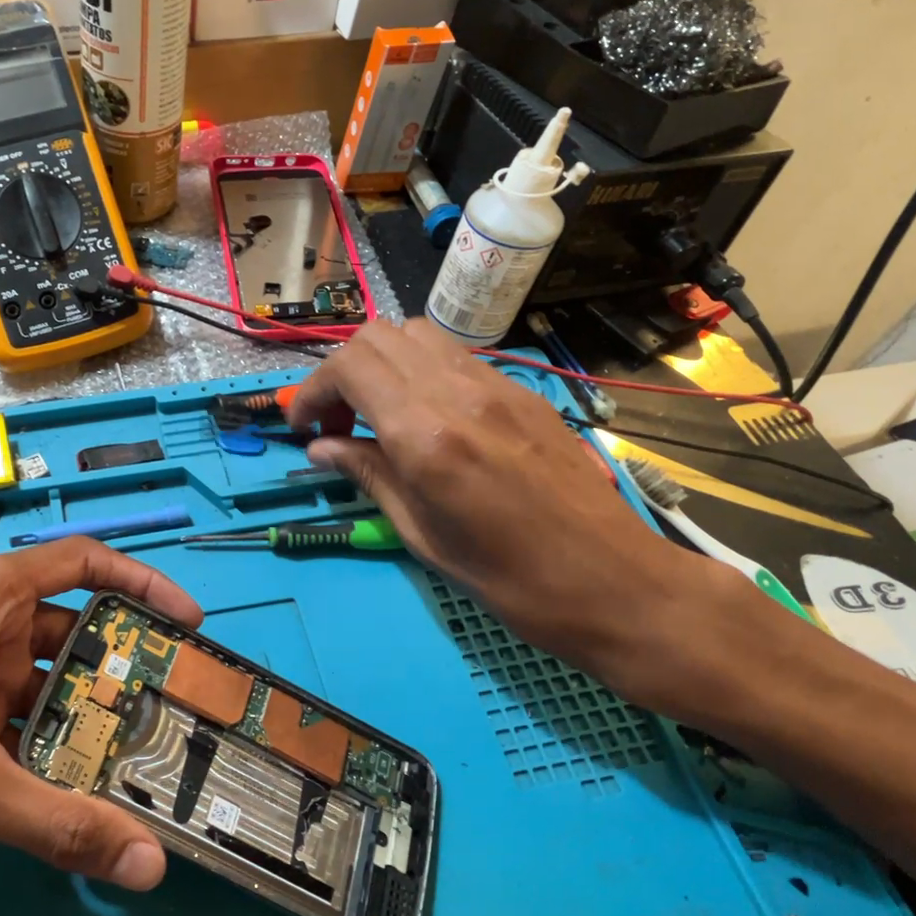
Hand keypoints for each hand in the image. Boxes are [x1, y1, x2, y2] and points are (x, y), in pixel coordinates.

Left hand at [0, 538, 203, 890]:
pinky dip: (41, 744)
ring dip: (81, 714)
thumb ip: (62, 824)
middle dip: (119, 665)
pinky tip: (72, 785)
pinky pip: (7, 717)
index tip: (187, 624)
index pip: (78, 562)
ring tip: (139, 755)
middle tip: (175, 710)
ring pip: (37, 680)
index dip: (139, 583)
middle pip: (65, 628)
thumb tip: (152, 866)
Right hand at [285, 320, 731, 709]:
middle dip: (341, 372)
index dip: (312, 390)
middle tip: (337, 424)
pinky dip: (420, 372)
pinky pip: (455, 357)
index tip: (303, 429)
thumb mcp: (421, 534)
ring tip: (378, 416)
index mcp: (427, 435)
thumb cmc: (508, 578)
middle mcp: (459, 393)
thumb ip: (368, 476)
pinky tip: (426, 420)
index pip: (350, 366)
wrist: (612, 580)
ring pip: (416, 334)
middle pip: (377, 336)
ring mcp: (496, 386)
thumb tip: (321, 447)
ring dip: (382, 365)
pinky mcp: (521, 393)